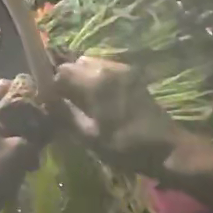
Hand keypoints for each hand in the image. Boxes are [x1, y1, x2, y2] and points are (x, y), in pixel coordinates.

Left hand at [0, 79, 44, 212]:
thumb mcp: (21, 150)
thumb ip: (38, 130)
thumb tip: (55, 118)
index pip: (5, 85)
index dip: (28, 92)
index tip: (46, 104)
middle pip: (4, 105)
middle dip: (27, 116)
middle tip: (45, 128)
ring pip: (3, 123)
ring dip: (21, 133)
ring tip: (37, 148)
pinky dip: (12, 144)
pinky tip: (26, 160)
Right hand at [55, 57, 209, 178]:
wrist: (166, 148)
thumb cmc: (124, 146)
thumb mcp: (88, 136)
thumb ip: (64, 115)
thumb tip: (46, 102)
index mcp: (95, 82)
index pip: (61, 71)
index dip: (53, 87)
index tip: (53, 104)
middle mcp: (107, 68)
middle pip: (75, 64)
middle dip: (67, 81)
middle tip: (68, 105)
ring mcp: (123, 69)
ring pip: (90, 65)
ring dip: (82, 79)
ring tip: (85, 103)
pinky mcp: (133, 75)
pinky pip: (106, 69)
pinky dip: (97, 79)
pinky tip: (102, 101)